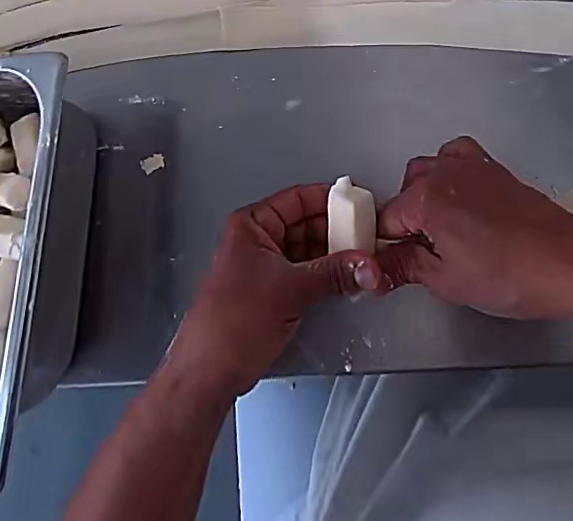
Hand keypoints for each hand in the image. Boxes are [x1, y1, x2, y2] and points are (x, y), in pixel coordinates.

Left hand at [167, 183, 384, 397]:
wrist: (208, 374)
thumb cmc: (226, 325)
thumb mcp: (290, 289)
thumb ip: (334, 273)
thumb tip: (363, 263)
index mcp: (251, 225)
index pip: (298, 198)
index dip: (329, 200)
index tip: (357, 205)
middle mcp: (257, 241)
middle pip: (307, 224)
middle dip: (337, 232)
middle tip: (364, 238)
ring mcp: (264, 266)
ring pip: (309, 250)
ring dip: (334, 256)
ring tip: (358, 261)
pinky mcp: (272, 291)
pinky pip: (306, 272)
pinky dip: (325, 275)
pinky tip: (344, 280)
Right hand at [376, 136, 572, 319]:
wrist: (565, 260)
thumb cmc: (514, 272)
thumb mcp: (447, 281)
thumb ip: (403, 268)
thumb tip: (378, 269)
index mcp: (426, 199)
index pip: (385, 220)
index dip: (386, 246)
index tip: (392, 264)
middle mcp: (445, 173)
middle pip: (405, 191)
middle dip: (406, 221)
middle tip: (421, 254)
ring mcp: (470, 166)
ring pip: (429, 169)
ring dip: (425, 194)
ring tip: (441, 230)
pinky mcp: (492, 168)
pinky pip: (458, 156)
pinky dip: (451, 170)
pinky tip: (460, 197)